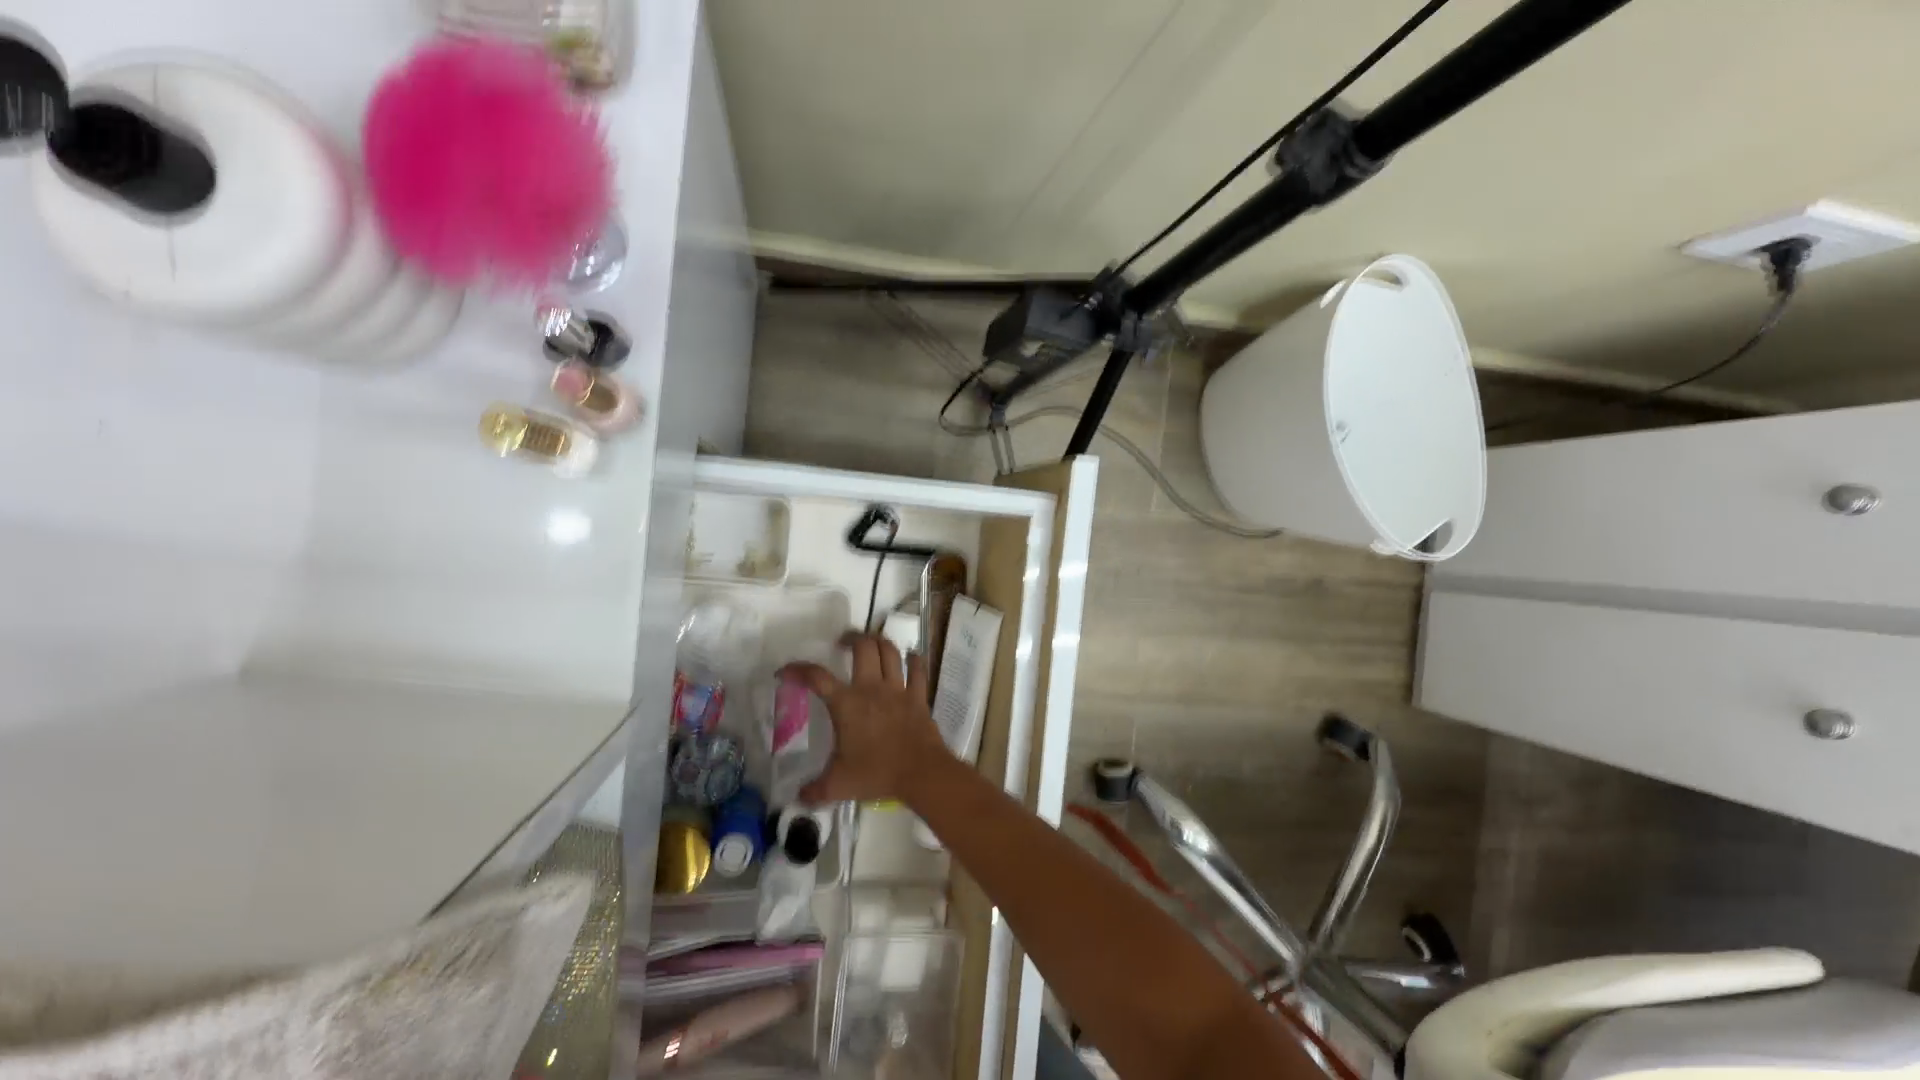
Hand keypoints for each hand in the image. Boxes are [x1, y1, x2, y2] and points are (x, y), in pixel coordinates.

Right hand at [780, 634, 951, 803]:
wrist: (921, 773)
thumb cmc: (876, 774)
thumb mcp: (839, 785)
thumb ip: (816, 790)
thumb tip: (799, 799)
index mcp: (846, 704)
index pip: (817, 677)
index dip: (798, 670)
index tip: (785, 672)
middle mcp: (871, 688)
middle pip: (862, 648)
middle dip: (851, 638)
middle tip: (843, 642)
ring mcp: (898, 690)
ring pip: (890, 652)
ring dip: (880, 642)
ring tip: (871, 642)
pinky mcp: (918, 697)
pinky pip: (918, 671)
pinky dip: (914, 660)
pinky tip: (911, 656)